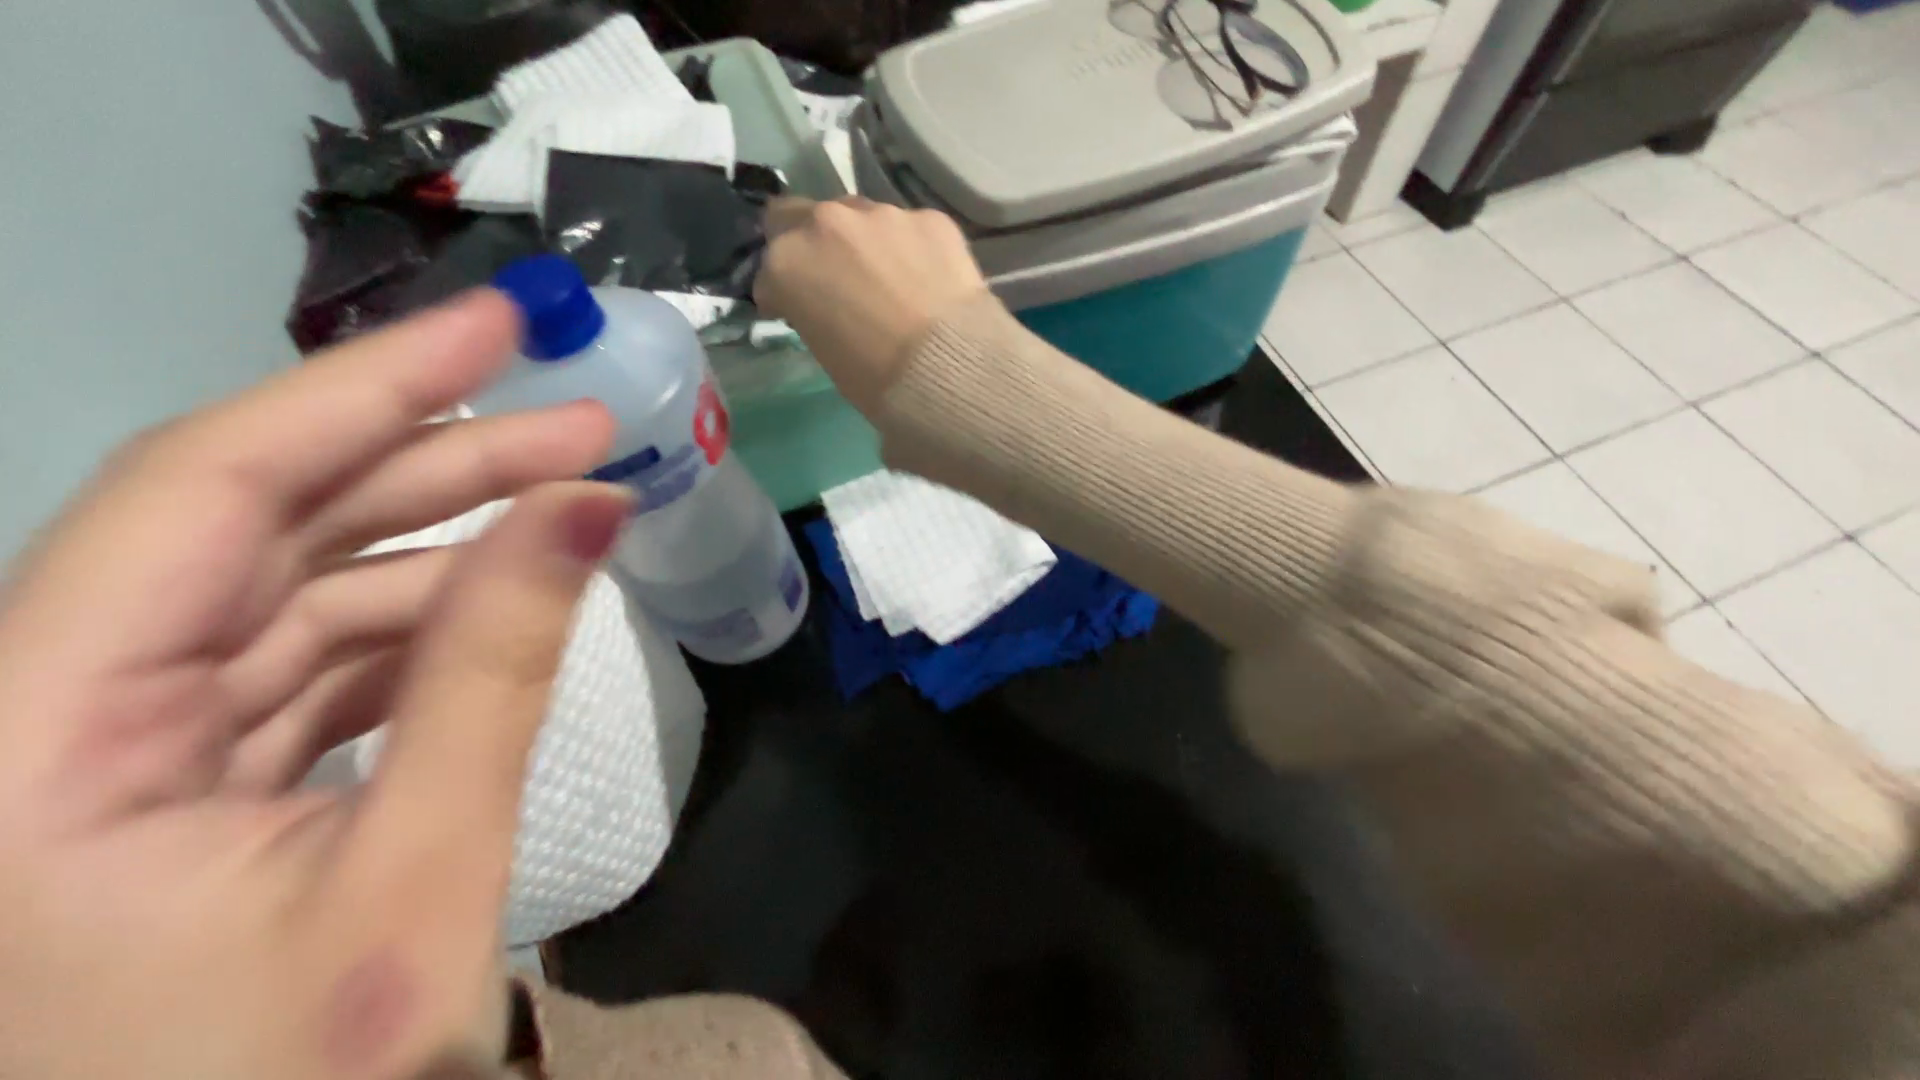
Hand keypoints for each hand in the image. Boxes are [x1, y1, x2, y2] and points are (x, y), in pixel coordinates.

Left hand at [0, 292, 627, 1079]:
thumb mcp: (416, 876)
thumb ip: (496, 670)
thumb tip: (589, 504)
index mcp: (25, 741)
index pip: (204, 491)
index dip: (364, 388)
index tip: (497, 327)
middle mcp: (41, 718)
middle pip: (258, 526)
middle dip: (437, 461)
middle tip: (582, 422)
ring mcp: (115, 755)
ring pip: (293, 589)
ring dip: (441, 542)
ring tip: (570, 504)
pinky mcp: (183, 786)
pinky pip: (310, 662)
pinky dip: (418, 623)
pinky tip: (503, 599)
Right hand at [754, 197, 990, 414]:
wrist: (950, 370)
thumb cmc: (877, 380)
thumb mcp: (825, 353)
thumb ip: (814, 312)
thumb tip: (830, 308)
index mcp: (788, 262)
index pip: (769, 270)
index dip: (782, 293)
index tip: (796, 311)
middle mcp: (827, 223)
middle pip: (801, 218)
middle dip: (809, 244)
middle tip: (834, 279)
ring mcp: (882, 214)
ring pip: (859, 217)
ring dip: (865, 243)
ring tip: (891, 280)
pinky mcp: (930, 218)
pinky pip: (910, 229)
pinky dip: (913, 249)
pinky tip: (930, 281)